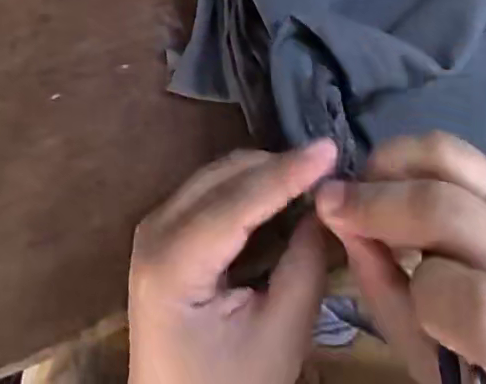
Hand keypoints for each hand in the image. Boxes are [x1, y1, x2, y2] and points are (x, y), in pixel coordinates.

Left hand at [129, 140, 337, 383]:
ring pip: (219, 174)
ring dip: (266, 171)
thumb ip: (305, 263)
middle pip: (225, 177)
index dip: (287, 171)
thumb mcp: (279, 336)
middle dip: (279, 166)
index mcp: (172, 264)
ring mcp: (155, 226)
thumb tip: (326, 203)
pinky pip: (212, 188)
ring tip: (313, 175)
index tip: (330, 149)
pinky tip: (283, 189)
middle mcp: (154, 231)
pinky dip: (250, 184)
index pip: (237, 200)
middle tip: (330, 166)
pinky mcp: (165, 229)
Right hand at [314, 133, 485, 383]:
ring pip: (464, 159)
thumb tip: (342, 225)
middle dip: (386, 198)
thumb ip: (390, 300)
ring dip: (399, 160)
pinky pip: (466, 157)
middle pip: (462, 209)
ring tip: (364, 181)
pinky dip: (419, 160)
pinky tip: (395, 181)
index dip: (415, 283)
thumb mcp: (442, 374)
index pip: (481, 304)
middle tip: (335, 200)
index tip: (357, 256)